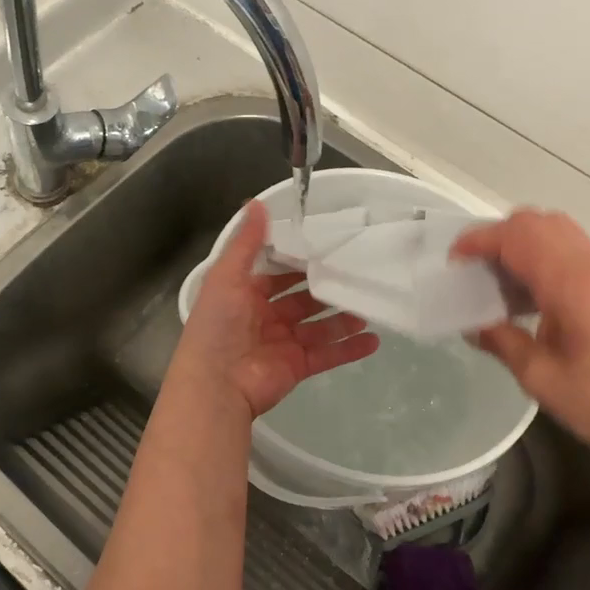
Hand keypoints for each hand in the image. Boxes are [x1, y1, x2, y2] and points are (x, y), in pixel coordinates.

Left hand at [170, 201, 380, 417]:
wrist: (216, 385)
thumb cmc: (217, 327)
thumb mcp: (225, 277)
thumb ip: (245, 243)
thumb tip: (256, 203)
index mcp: (244, 295)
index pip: (276, 274)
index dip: (298, 262)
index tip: (327, 247)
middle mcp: (264, 318)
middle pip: (301, 300)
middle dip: (326, 289)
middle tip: (356, 274)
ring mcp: (282, 344)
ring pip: (319, 327)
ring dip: (343, 318)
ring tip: (370, 306)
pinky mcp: (297, 367)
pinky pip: (327, 355)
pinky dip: (350, 348)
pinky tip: (373, 340)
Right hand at [453, 209, 589, 471]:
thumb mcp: (541, 379)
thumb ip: (502, 342)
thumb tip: (471, 324)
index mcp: (571, 285)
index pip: (518, 237)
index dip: (479, 241)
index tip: (453, 263)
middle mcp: (589, 269)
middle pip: (537, 222)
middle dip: (497, 235)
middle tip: (472, 270)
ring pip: (556, 232)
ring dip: (520, 244)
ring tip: (495, 281)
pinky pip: (569, 253)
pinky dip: (540, 258)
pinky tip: (526, 298)